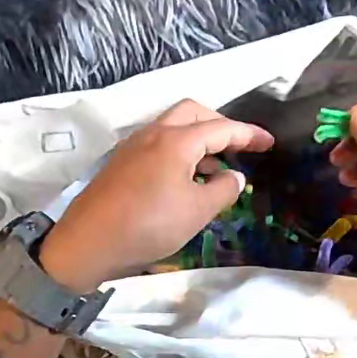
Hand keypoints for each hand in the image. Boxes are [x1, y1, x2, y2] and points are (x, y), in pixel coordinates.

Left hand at [40, 100, 273, 291]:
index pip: (221, 128)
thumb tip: (235, 176)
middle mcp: (152, 133)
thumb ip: (223, 190)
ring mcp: (132, 147)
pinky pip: (157, 145)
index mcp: (176, 140)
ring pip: (172, 128)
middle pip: (192, 113)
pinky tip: (183, 181)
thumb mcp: (196, 212)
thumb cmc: (147, 226)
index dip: (249, 134)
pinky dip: (178, 153)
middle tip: (238, 147)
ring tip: (214, 169)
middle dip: (219, 125)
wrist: (87, 244)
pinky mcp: (120, 164)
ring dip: (197, 140)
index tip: (269, 143)